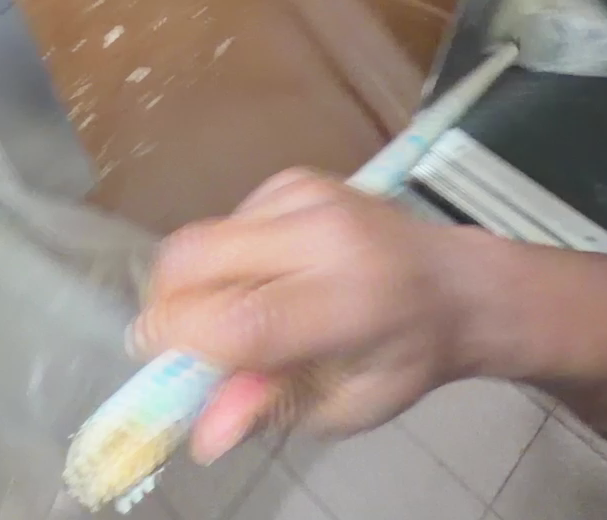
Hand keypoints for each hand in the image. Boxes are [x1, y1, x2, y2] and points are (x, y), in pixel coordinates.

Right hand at [130, 168, 497, 462]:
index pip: (244, 319)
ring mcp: (305, 194)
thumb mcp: (350, 404)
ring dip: (199, 278)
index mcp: (352, 302)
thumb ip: (271, 407)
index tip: (149, 354)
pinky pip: (228, 220)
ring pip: (206, 234)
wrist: (458, 280)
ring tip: (237, 306)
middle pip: (202, 254)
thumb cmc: (407, 355)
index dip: (182, 338)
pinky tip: (264, 272)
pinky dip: (226, 255)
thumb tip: (200, 430)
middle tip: (168, 333)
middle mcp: (325, 233)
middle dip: (166, 296)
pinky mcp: (293, 177)